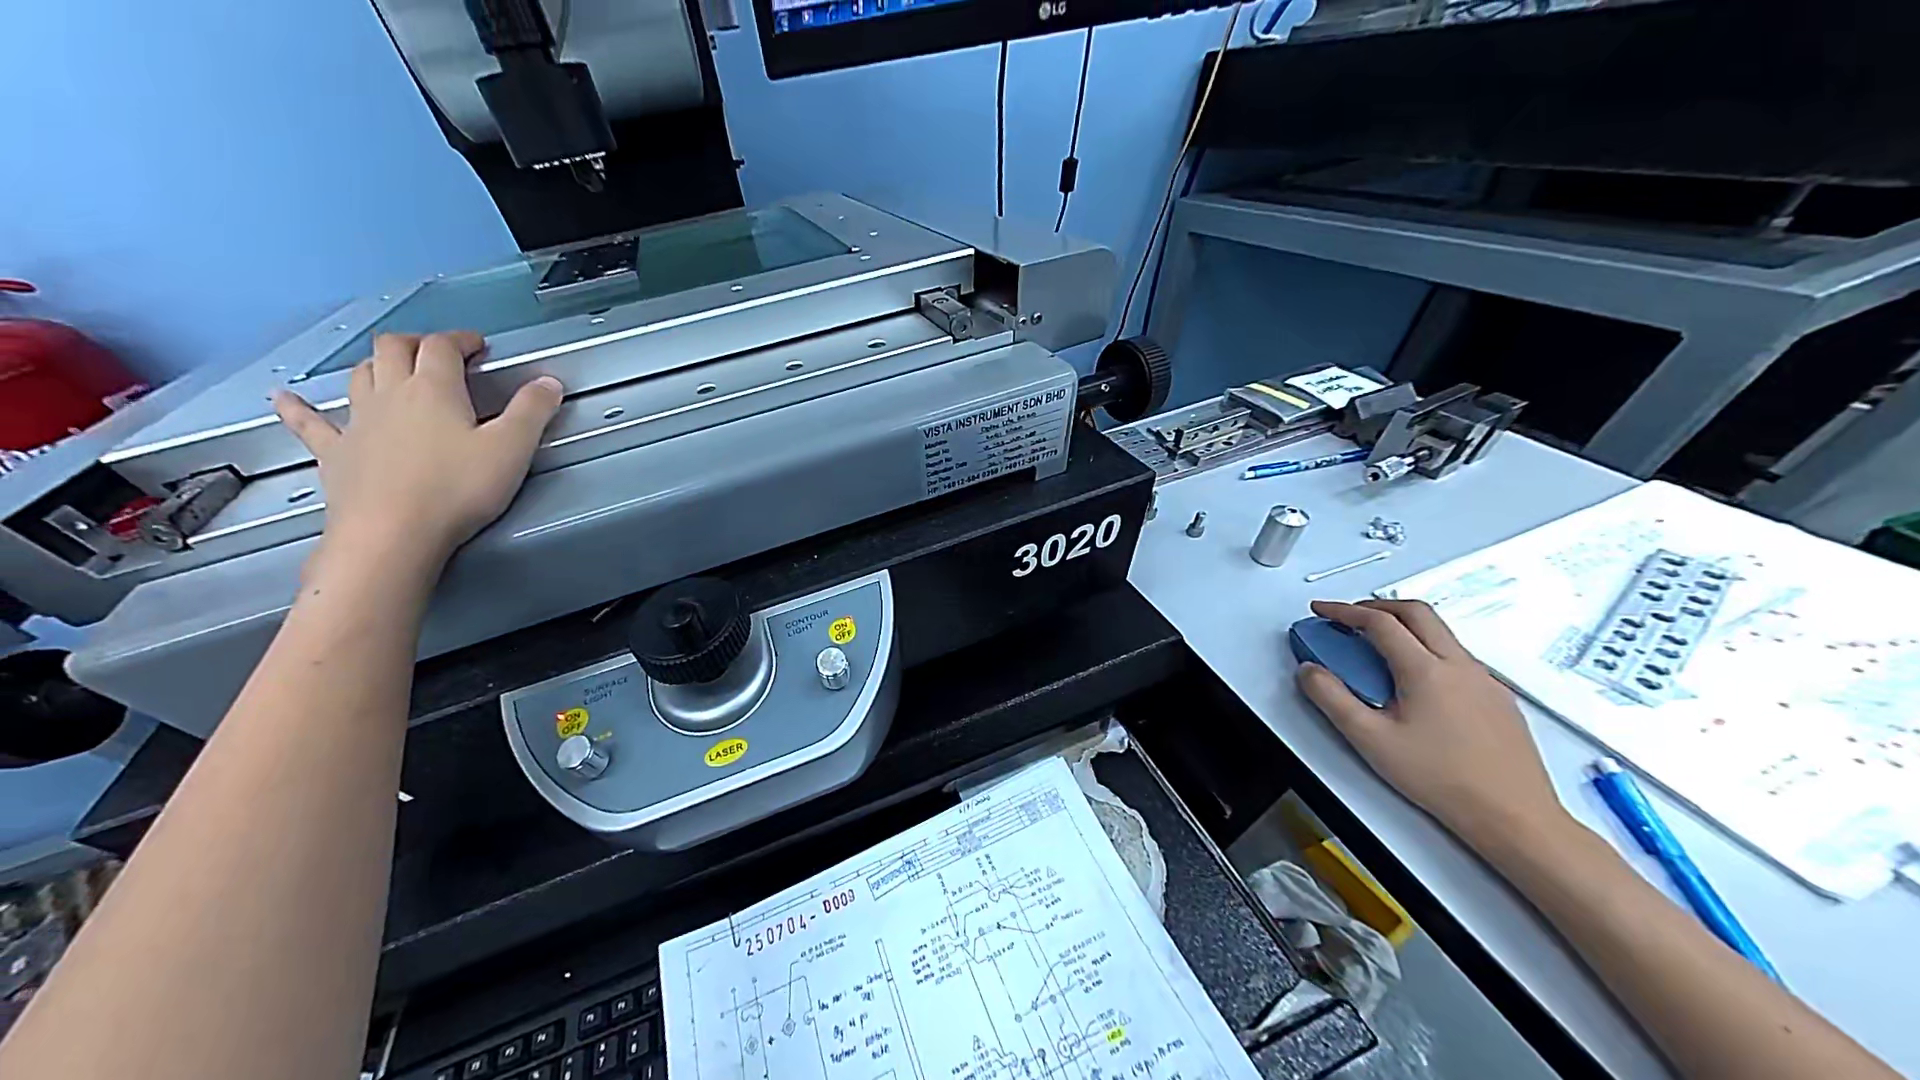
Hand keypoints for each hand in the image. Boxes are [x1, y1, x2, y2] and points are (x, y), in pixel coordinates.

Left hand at [273, 332, 563, 574]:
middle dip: (417, 343)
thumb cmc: (457, 490)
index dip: (460, 339)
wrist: (392, 534)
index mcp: (433, 390)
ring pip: (360, 375)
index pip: (442, 347)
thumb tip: (548, 382)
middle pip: (394, 349)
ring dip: (376, 363)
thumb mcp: (512, 448)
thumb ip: (532, 411)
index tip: (477, 345)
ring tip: (390, 364)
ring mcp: (357, 423)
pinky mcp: (335, 453)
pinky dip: (297, 407)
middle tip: (438, 351)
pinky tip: (284, 398)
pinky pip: (309, 423)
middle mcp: (390, 395)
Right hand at [1296, 599, 1574, 855]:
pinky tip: (1414, 678)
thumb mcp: (1370, 740)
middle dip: (1376, 605)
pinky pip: (1458, 656)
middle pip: (1416, 612)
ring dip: (1404, 624)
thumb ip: (1332, 699)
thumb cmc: (1444, 780)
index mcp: (1426, 670)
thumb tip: (1310, 671)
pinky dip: (1427, 648)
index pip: (1379, 622)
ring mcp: (1485, 681)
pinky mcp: (1498, 699)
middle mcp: (1460, 666)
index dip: (1344, 610)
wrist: (1513, 817)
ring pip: (1441, 632)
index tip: (1323, 610)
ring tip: (1377, 644)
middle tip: (1349, 615)